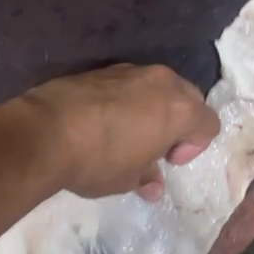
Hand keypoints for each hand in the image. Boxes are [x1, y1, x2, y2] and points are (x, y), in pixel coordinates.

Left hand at [19, 64, 219, 199]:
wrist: (45, 130)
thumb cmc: (98, 159)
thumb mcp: (127, 179)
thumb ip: (147, 176)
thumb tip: (153, 185)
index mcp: (179, 108)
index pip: (209, 123)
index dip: (194, 146)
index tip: (167, 161)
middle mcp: (161, 82)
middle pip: (187, 98)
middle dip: (178, 122)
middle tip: (153, 147)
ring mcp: (130, 70)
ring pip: (156, 87)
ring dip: (151, 108)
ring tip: (126, 134)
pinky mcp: (102, 68)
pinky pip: (129, 83)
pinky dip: (126, 100)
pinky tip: (103, 121)